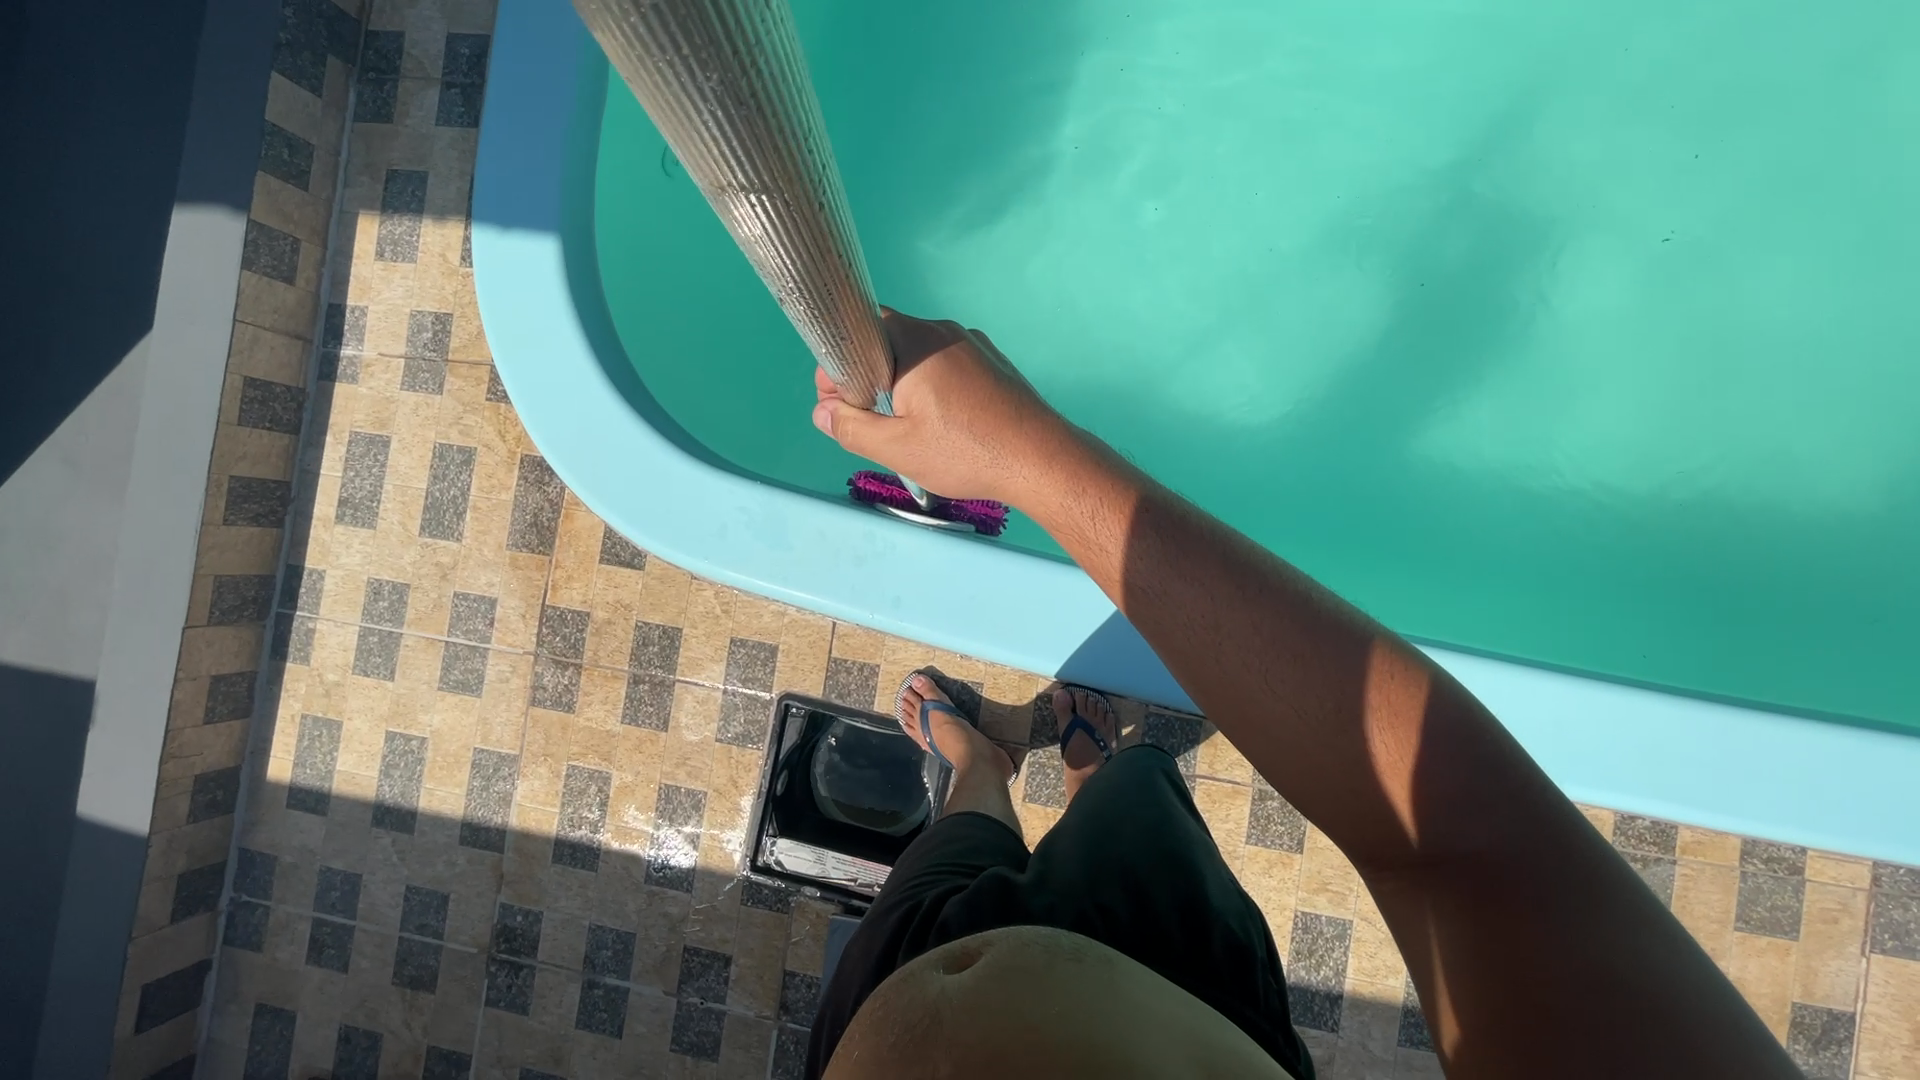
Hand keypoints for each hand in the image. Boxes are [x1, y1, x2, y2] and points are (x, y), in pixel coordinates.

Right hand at [811, 308, 1081, 505]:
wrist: (1041, 459)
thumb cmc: (966, 452)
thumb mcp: (897, 449)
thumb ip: (852, 428)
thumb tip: (823, 413)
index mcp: (914, 341)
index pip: (857, 329)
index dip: (839, 367)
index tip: (839, 403)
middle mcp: (942, 331)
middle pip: (888, 343)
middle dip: (870, 379)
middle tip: (872, 423)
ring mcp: (973, 344)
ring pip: (918, 356)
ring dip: (902, 386)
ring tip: (910, 429)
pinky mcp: (992, 362)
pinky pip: (947, 366)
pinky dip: (933, 388)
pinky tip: (944, 424)